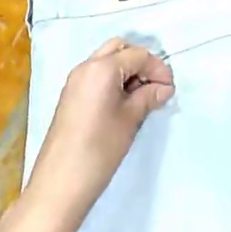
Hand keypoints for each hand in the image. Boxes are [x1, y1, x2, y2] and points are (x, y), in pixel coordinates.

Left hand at [26, 38, 175, 224]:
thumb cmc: (100, 148)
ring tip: (142, 97)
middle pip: (119, 49)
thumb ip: (148, 97)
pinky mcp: (70, 94)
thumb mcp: (130, 120)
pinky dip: (113, 79)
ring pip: (107, 60)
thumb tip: (164, 88)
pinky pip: (96, 74)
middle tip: (155, 87)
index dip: (158, 69)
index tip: (170, 90)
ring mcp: (75, 80)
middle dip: (141, 63)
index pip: (138, 55)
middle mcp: (86, 66)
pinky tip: (123, 103)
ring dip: (126, 71)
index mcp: (102, 67)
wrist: (60, 182)